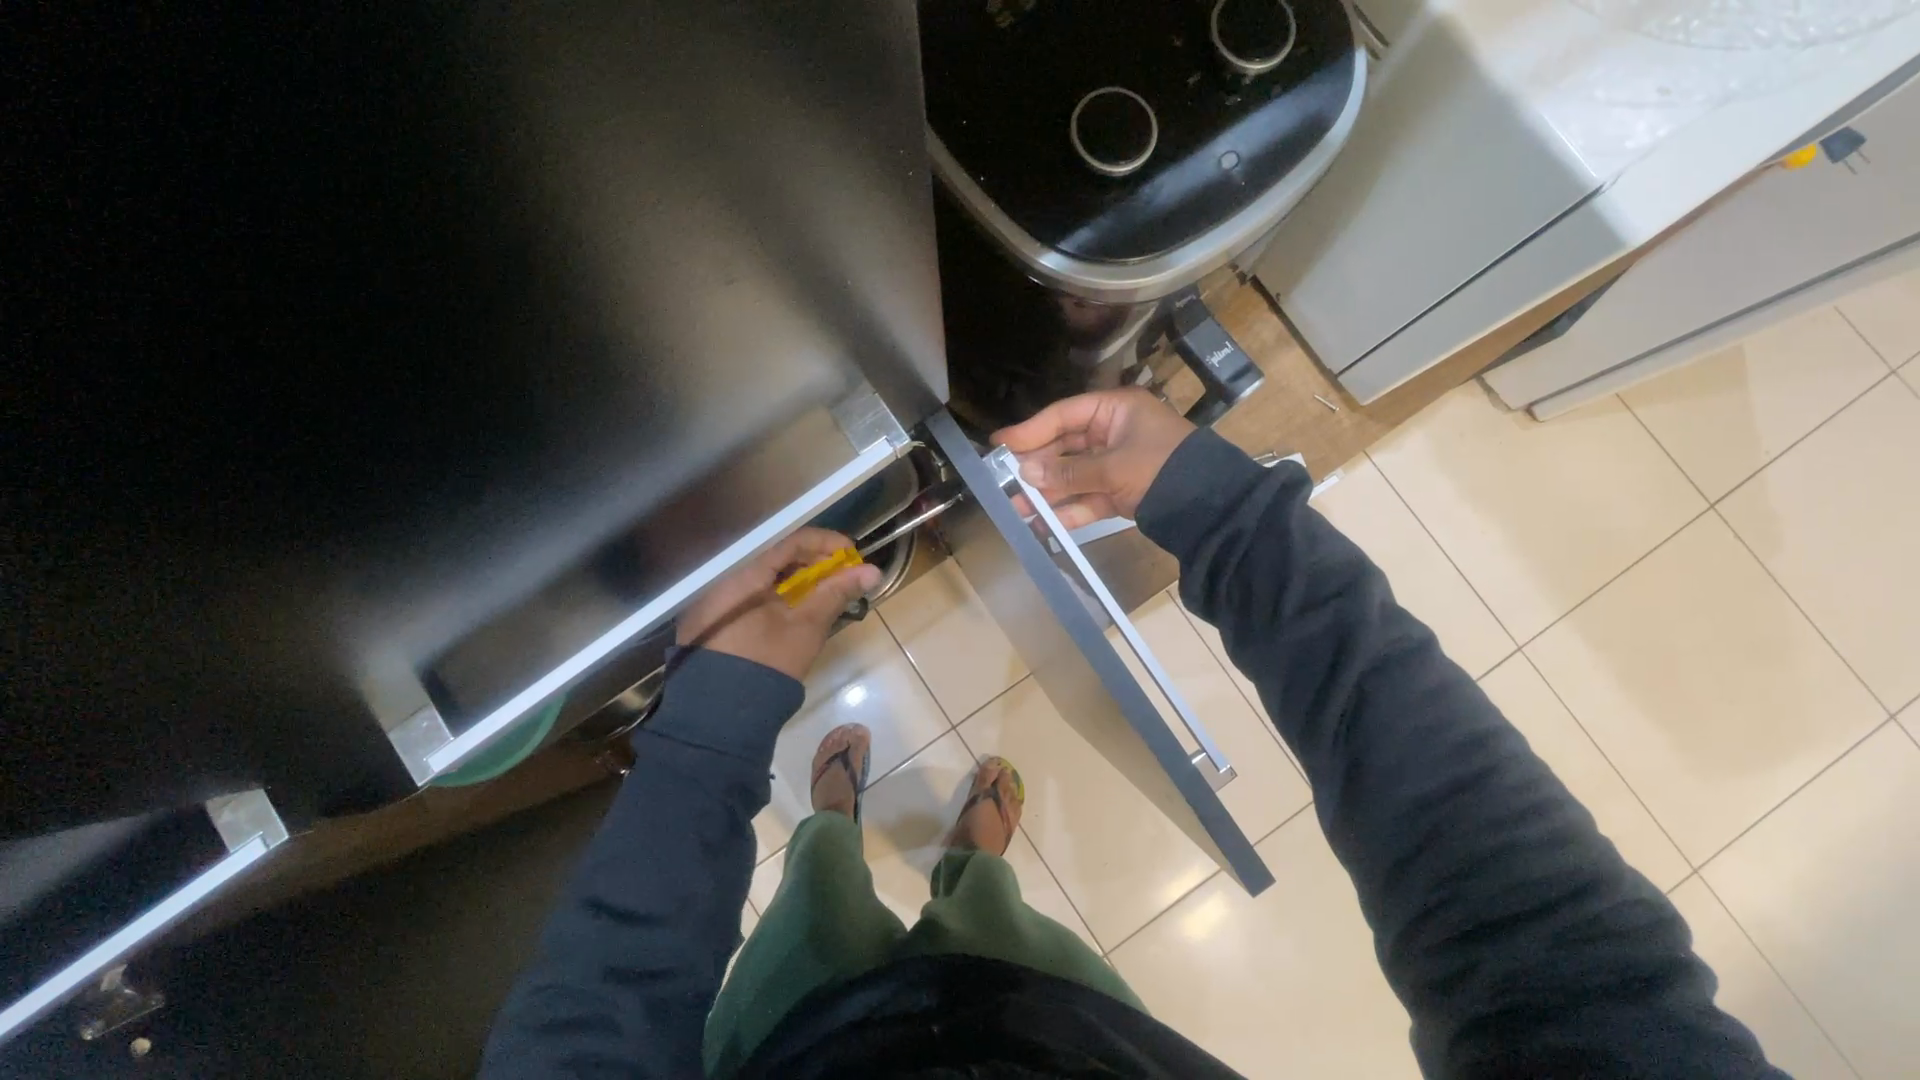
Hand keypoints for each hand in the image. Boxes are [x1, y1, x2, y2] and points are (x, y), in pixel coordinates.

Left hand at [676, 527, 880, 679]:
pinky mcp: (714, 624)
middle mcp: (725, 581)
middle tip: (844, 576)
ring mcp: (715, 603)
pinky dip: (778, 598)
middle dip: (814, 563)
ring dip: (798, 581)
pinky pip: (751, 597)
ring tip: (825, 594)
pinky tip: (796, 612)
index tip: (854, 555)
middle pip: (777, 557)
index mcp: (745, 575)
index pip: (791, 542)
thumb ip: (836, 593)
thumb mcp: (807, 626)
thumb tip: (872, 571)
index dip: (827, 543)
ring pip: (764, 579)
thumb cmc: (769, 662)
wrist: (721, 714)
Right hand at [990, 387, 1195, 529]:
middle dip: (1036, 467)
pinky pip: (1089, 498)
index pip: (1064, 416)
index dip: (1030, 430)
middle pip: (1065, 447)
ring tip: (1017, 509)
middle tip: (1003, 481)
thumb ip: (1068, 473)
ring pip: (1074, 476)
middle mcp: (1114, 433)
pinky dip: (1070, 510)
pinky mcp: (1122, 493)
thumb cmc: (1161, 469)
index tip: (999, 444)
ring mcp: (1118, 464)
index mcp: (1116, 410)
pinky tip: (1045, 523)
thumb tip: (1025, 475)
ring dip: (1048, 493)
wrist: (1211, 507)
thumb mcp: (1113, 468)